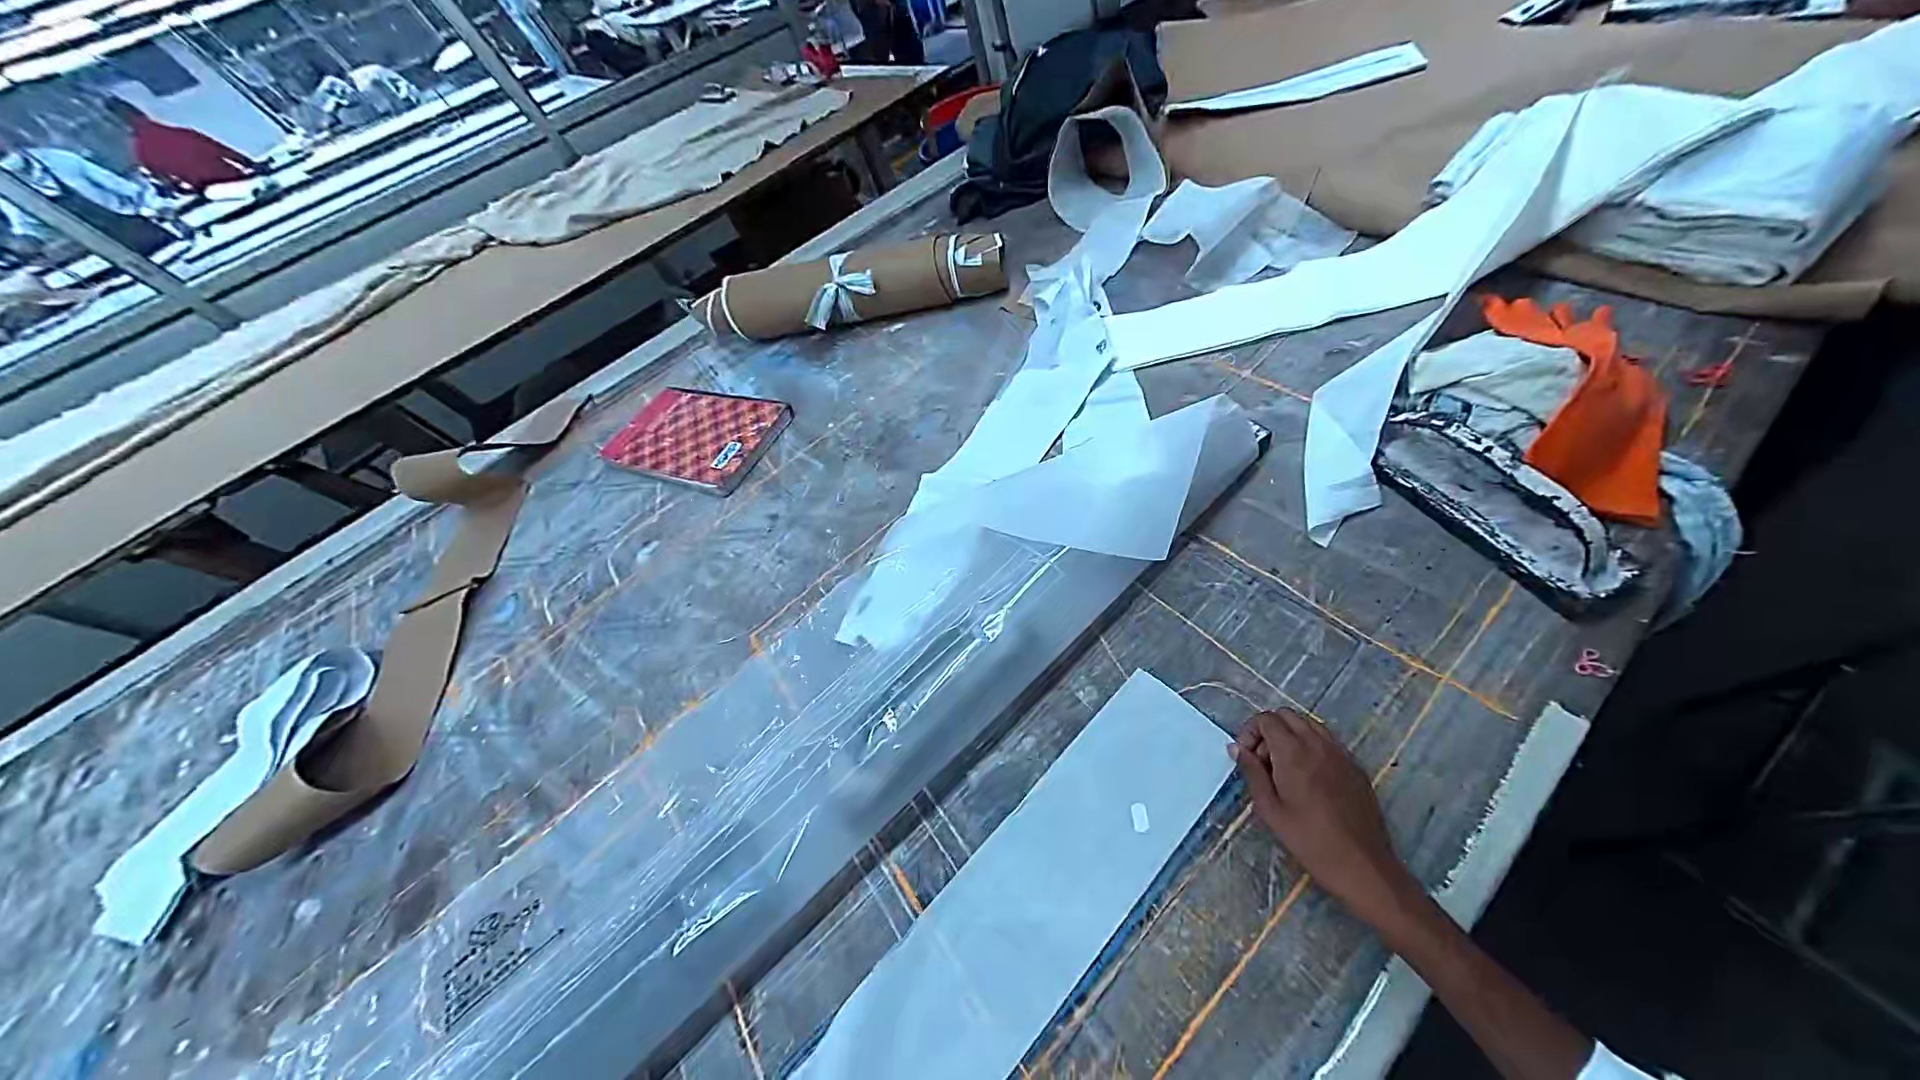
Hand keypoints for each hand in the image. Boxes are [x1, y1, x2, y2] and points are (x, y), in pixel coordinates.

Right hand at [1230, 709, 1422, 930]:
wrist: (1363, 866)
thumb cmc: (1309, 840)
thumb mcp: (1270, 809)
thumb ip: (1252, 772)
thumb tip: (1237, 748)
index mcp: (1293, 753)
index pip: (1266, 719)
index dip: (1250, 732)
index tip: (1247, 757)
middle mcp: (1318, 744)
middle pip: (1287, 715)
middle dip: (1269, 730)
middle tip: (1263, 762)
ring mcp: (1341, 754)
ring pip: (1309, 725)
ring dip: (1290, 735)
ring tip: (1285, 768)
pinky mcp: (1355, 767)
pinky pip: (1327, 741)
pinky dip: (1311, 745)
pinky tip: (1308, 777)